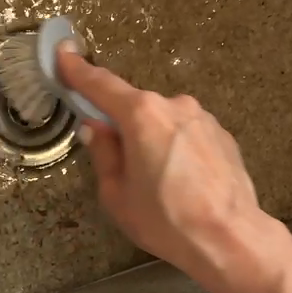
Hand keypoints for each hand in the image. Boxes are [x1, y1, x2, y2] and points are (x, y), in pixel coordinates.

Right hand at [57, 50, 282, 290]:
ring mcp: (202, 118)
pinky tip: (180, 186)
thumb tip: (97, 129)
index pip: (102, 86)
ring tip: (156, 188)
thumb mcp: (117, 195)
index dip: (79, 72)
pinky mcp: (221, 134)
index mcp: (141, 116)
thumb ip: (104, 155)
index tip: (64, 56)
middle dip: (123, 131)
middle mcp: (174, 105)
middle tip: (120, 171)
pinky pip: (185, 137)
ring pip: (162, 124)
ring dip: (152, 145)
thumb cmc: (165, 220)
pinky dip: (175, 153)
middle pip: (135, 109)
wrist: (227, 236)